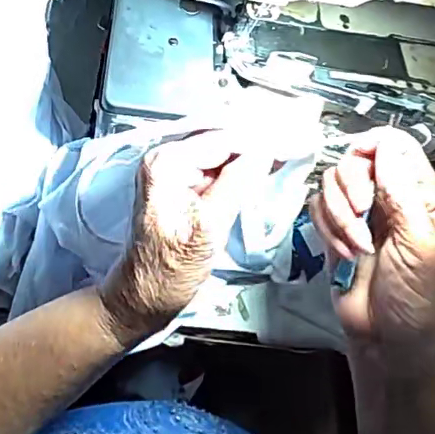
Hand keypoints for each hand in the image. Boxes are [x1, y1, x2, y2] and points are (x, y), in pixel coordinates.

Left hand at [99, 131, 266, 346]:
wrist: (144, 295)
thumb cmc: (167, 272)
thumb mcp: (207, 229)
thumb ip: (234, 185)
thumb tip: (261, 154)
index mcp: (165, 162)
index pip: (220, 138)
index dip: (256, 140)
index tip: (287, 140)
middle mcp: (164, 158)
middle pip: (220, 141)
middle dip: (254, 145)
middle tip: (289, 147)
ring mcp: (171, 170)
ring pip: (220, 153)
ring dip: (249, 156)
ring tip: (280, 157)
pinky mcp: (181, 184)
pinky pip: (215, 168)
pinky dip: (238, 169)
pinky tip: (260, 171)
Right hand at [309, 128, 434, 365]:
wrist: (387, 342)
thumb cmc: (417, 302)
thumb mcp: (420, 248)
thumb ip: (402, 194)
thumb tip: (387, 147)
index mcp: (420, 197)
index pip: (396, 146)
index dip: (374, 146)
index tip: (361, 163)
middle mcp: (390, 198)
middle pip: (357, 160)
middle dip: (352, 187)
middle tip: (362, 214)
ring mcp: (362, 213)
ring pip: (333, 183)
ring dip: (338, 214)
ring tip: (357, 245)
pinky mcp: (337, 229)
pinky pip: (318, 207)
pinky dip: (326, 227)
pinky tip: (345, 251)